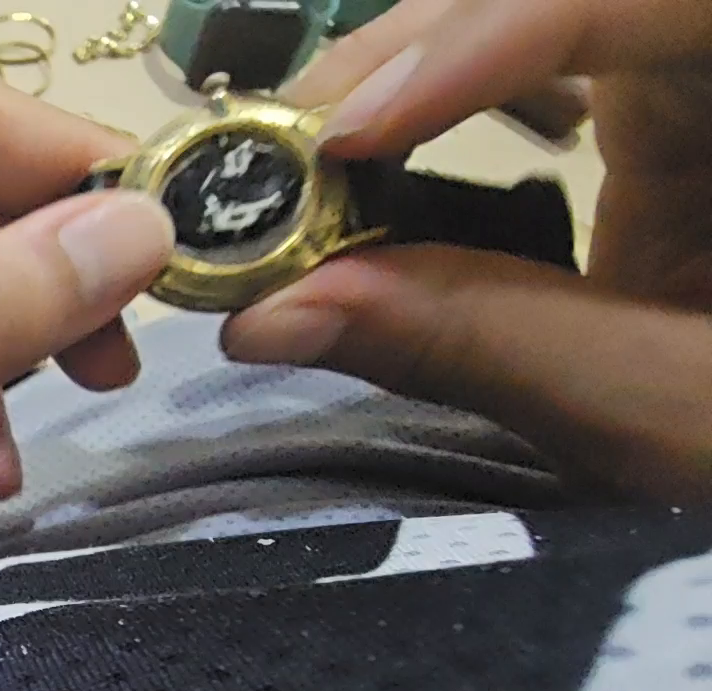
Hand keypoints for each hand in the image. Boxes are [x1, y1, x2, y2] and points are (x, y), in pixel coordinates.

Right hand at [222, 0, 711, 500]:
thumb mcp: (656, 411)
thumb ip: (473, 346)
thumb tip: (263, 320)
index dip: (492, 35)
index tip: (344, 137)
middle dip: (412, 48)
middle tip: (283, 149)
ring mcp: (706, 79)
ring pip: (540, 10)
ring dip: (403, 70)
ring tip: (305, 155)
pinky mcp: (665, 117)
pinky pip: (541, 64)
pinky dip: (431, 103)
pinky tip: (375, 152)